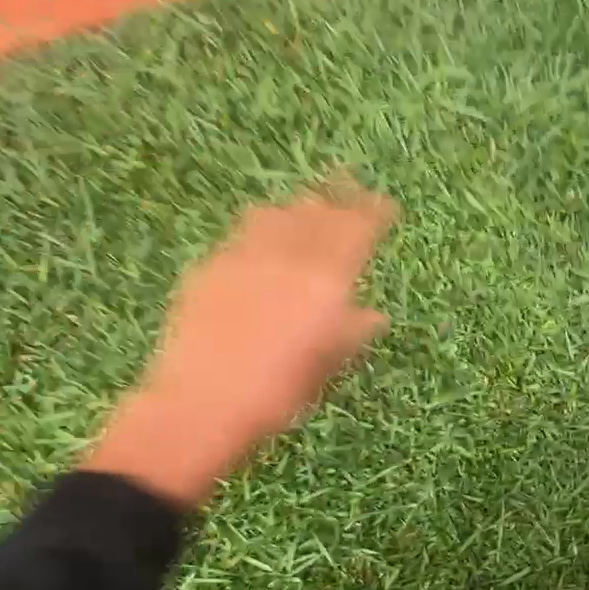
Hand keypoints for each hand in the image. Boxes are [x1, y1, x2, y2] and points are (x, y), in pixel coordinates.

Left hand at [83, 193, 393, 508]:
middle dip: (337, 197)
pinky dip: (262, 228)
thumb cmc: (278, 395)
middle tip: (349, 185)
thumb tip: (373, 314)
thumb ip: (350, 332)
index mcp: (325, 283)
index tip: (386, 203)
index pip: (355, 231)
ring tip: (306, 205)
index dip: (373, 213)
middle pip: (316, 213)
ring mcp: (243, 258)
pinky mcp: (210, 268)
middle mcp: (287, 259)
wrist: (202, 404)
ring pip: (276, 214)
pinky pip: (242, 234)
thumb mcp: (325, 366)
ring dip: (297, 207)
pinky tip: (263, 237)